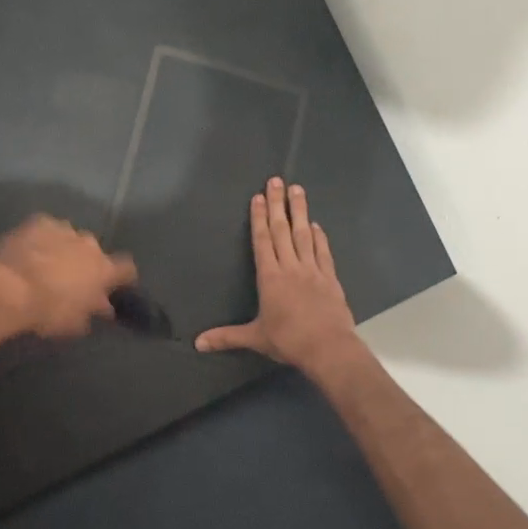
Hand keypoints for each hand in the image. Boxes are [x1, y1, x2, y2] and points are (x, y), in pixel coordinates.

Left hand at [0, 215, 137, 338]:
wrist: (9, 289)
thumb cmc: (47, 311)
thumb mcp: (74, 323)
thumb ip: (92, 311)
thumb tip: (103, 307)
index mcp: (104, 270)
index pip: (127, 268)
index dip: (123, 276)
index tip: (115, 285)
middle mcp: (89, 245)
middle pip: (94, 251)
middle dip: (86, 262)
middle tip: (71, 278)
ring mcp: (64, 229)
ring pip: (70, 237)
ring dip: (64, 248)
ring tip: (46, 264)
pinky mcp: (39, 221)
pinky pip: (47, 229)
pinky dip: (42, 238)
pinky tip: (30, 250)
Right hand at [197, 178, 361, 371]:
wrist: (329, 348)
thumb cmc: (289, 340)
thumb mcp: (255, 338)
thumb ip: (226, 337)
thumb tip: (197, 344)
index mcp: (270, 277)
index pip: (262, 241)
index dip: (259, 218)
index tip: (259, 197)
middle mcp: (291, 267)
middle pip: (282, 230)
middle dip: (278, 204)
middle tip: (276, 181)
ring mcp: (313, 270)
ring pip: (304, 234)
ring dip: (300, 211)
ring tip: (298, 190)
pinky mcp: (330, 278)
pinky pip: (323, 252)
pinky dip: (319, 237)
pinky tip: (316, 225)